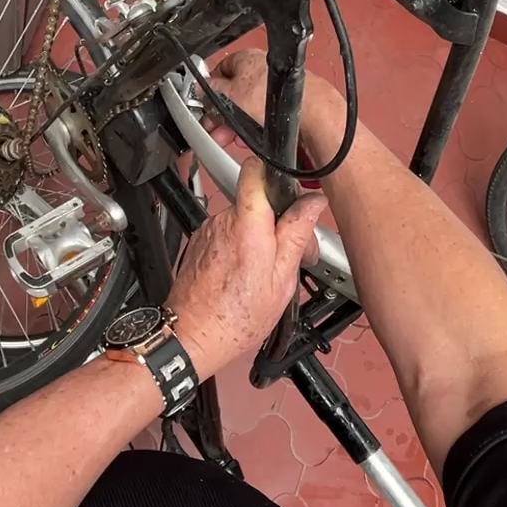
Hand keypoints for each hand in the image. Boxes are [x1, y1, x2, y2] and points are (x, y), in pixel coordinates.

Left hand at [167, 156, 326, 378]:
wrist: (193, 335)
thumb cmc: (236, 317)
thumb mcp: (281, 280)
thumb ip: (296, 234)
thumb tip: (313, 205)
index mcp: (247, 225)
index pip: (256, 171)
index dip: (275, 174)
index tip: (291, 192)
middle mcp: (223, 220)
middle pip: (256, 201)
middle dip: (277, 221)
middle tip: (290, 255)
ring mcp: (208, 229)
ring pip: (243, 219)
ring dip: (259, 237)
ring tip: (265, 272)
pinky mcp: (200, 241)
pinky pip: (228, 233)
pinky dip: (241, 247)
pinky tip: (245, 275)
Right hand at [204, 50, 343, 162]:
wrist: (306, 114)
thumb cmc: (273, 98)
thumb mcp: (229, 94)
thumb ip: (211, 90)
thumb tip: (200, 88)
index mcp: (245, 58)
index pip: (219, 70)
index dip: (210, 89)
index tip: (204, 104)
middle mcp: (260, 70)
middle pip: (232, 92)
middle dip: (221, 113)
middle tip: (214, 126)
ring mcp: (272, 89)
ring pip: (246, 108)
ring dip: (234, 124)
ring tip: (228, 137)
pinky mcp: (282, 106)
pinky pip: (260, 117)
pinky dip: (251, 127)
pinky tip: (246, 138)